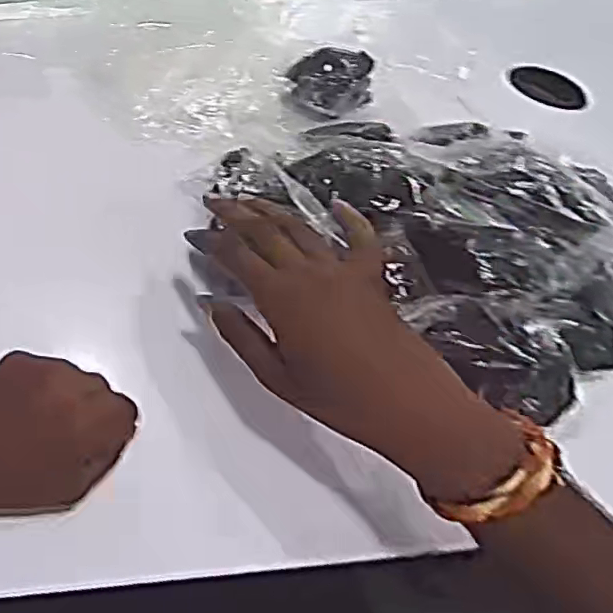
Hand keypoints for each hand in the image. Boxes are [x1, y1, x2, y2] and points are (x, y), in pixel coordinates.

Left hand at [0, 351, 138, 528]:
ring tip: (42, 419)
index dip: (114, 425)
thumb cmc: (8, 478)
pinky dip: (39, 382)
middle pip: (100, 386)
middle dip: (92, 407)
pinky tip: (24, 406)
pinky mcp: (16, 360)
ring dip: (65, 391)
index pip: (124, 408)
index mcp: (85, 421)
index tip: (105, 434)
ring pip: (72, 373)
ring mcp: (39, 370)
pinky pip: (43, 367)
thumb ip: (102, 454)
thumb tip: (111, 437)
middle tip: (71, 430)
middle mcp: (65, 387)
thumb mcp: (73, 485)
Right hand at [190, 198, 525, 501]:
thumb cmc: (343, 400)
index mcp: (279, 297)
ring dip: (271, 210)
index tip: (194, 236)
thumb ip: (239, 336)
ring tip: (250, 200)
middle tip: (213, 202)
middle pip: (263, 230)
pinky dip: (350, 219)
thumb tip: (213, 304)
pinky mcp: (372, 281)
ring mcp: (342, 274)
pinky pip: (362, 240)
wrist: (418, 412)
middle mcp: (307, 275)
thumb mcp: (276, 376)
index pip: (234, 254)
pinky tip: (338, 205)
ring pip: (299, 228)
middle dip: (233, 212)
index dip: (210, 240)